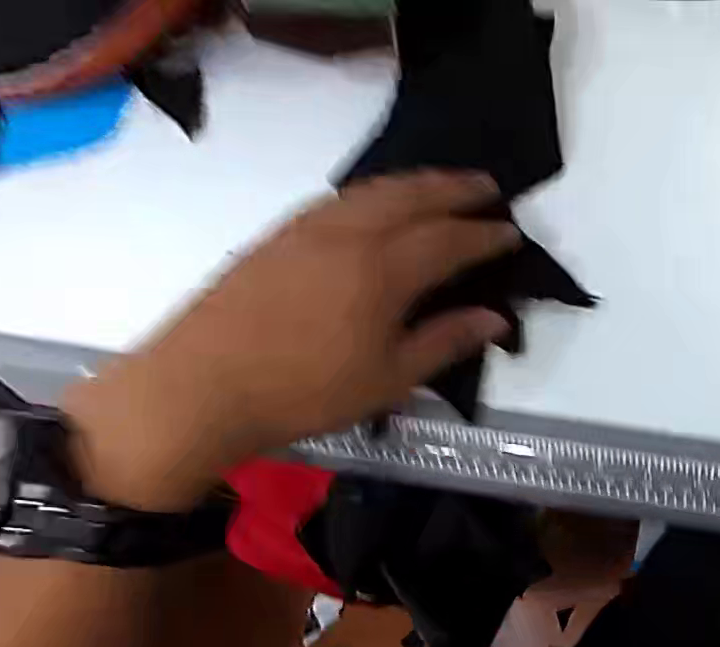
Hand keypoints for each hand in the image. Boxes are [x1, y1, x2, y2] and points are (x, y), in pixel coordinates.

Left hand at [62, 171, 519, 510]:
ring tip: (442, 187)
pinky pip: (340, 199)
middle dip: (454, 189)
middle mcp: (347, 234)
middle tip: (488, 187)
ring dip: (414, 183)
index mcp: (381, 271)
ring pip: (371, 190)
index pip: (447, 241)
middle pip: (410, 197)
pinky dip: (374, 194)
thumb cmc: (312, 390)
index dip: (484, 236)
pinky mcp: (279, 235)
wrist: (206, 384)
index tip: (512, 232)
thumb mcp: (393, 377)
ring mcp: (307, 228)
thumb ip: (446, 341)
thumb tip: (497, 318)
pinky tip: (380, 206)